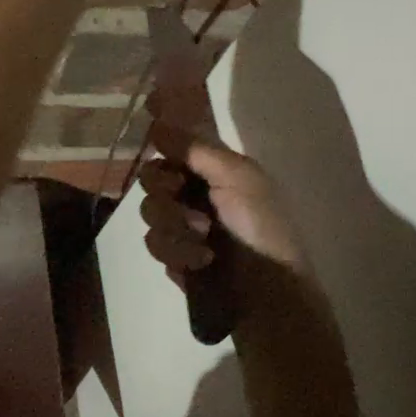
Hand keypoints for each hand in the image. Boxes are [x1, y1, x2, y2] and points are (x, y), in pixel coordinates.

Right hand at [139, 141, 308, 289]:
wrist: (267, 292)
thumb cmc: (260, 226)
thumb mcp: (238, 177)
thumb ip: (196, 149)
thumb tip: (157, 124)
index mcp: (216, 170)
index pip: (173, 150)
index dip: (164, 155)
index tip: (170, 166)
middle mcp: (197, 193)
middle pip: (152, 180)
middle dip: (166, 196)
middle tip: (191, 208)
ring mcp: (183, 227)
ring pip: (149, 213)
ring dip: (175, 228)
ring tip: (204, 241)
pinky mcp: (175, 258)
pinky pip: (154, 244)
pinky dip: (177, 252)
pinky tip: (200, 263)